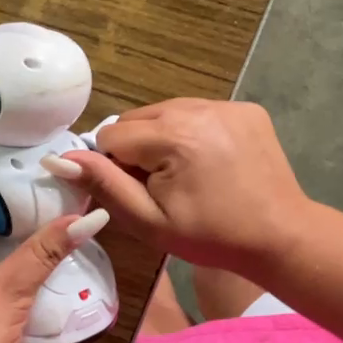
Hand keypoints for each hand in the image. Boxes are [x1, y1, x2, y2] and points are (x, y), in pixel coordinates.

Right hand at [43, 99, 311, 277]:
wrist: (282, 237)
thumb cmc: (210, 236)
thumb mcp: (148, 221)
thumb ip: (104, 184)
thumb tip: (59, 159)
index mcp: (172, 137)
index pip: (111, 136)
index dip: (117, 167)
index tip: (143, 192)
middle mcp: (197, 109)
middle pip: (135, 119)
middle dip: (137, 149)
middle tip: (162, 185)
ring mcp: (225, 104)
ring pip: (163, 112)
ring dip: (161, 138)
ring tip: (185, 173)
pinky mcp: (245, 108)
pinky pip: (195, 111)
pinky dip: (191, 131)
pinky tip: (208, 161)